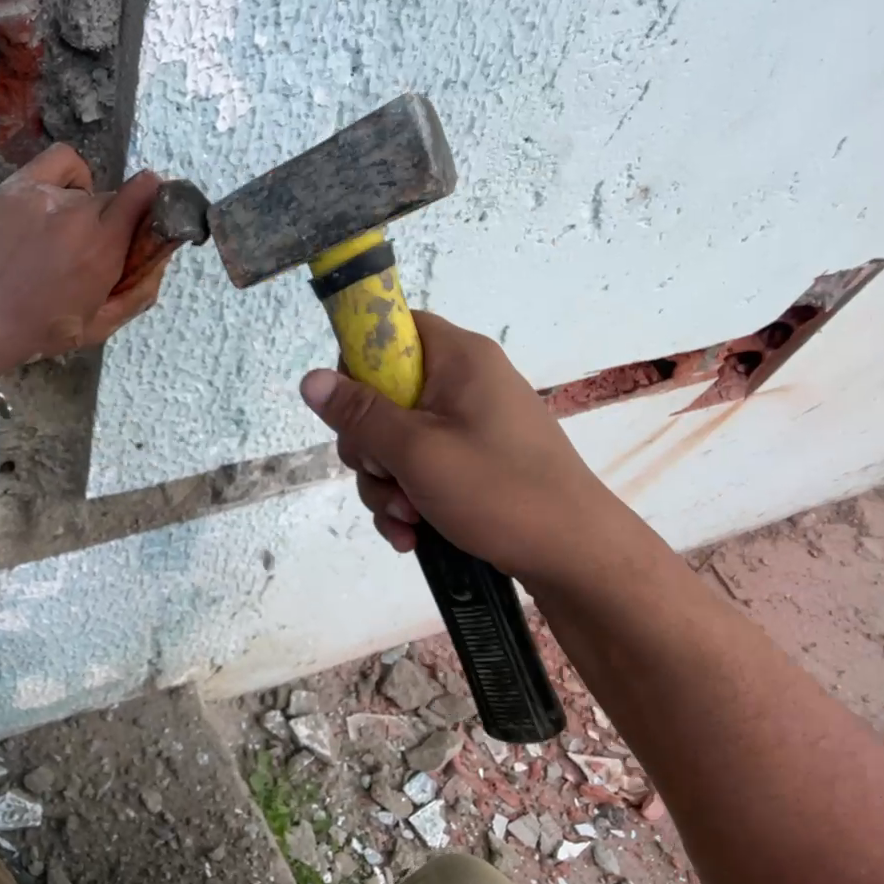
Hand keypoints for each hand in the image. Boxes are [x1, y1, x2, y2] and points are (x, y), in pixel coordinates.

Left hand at [0, 144, 169, 374]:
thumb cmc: (36, 333)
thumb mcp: (98, 328)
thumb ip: (138, 293)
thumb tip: (162, 258)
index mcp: (104, 249)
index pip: (148, 194)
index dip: (152, 204)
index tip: (144, 222)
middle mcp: (80, 214)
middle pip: (114, 201)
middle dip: (110, 224)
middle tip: (87, 252)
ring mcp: (46, 195)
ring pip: (85, 190)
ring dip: (82, 209)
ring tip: (57, 237)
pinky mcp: (17, 186)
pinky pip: (61, 161)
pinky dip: (68, 175)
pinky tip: (55, 200)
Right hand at [298, 310, 633, 586]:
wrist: (573, 555)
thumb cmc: (498, 491)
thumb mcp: (416, 452)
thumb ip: (359, 414)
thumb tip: (309, 378)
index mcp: (459, 360)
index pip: (393, 329)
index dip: (359, 362)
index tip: (348, 408)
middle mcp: (462, 385)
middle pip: (381, 396)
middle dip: (369, 448)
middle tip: (386, 475)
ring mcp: (466, 426)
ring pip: (392, 443)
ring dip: (386, 486)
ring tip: (408, 518)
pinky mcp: (469, 463)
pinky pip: (415, 471)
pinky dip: (406, 501)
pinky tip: (411, 533)